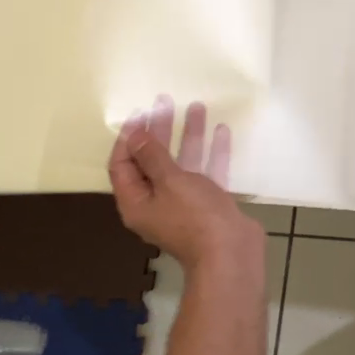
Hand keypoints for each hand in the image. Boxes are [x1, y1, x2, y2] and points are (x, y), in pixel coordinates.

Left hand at [109, 96, 262, 269]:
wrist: (231, 252)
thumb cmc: (194, 215)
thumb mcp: (169, 181)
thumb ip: (152, 156)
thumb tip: (133, 136)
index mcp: (136, 202)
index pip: (123, 165)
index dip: (128, 138)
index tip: (140, 113)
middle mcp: (157, 202)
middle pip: (153, 161)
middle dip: (159, 131)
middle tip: (166, 103)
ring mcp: (185, 204)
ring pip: (183, 164)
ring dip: (189, 136)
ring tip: (198, 107)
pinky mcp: (209, 204)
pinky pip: (207, 173)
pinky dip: (212, 153)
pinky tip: (222, 132)